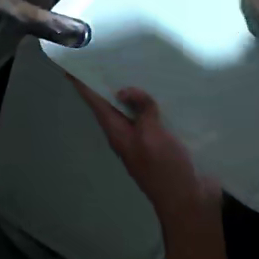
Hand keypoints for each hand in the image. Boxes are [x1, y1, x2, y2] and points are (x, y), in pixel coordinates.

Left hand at [69, 79, 220, 223]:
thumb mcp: (150, 136)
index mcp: (119, 134)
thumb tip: (124, 90)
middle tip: (105, 57)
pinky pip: (153, 118)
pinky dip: (153, 103)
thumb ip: (140, 111)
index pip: (96, 104)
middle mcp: (128, 135)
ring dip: (132, 91)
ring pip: (133, 111)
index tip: (70, 67)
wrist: (188, 201)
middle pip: (112, 105)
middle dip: (106, 83)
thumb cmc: (165, 169)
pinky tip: (164, 92)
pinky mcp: (163, 143)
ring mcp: (145, 140)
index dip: (83, 86)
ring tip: (134, 66)